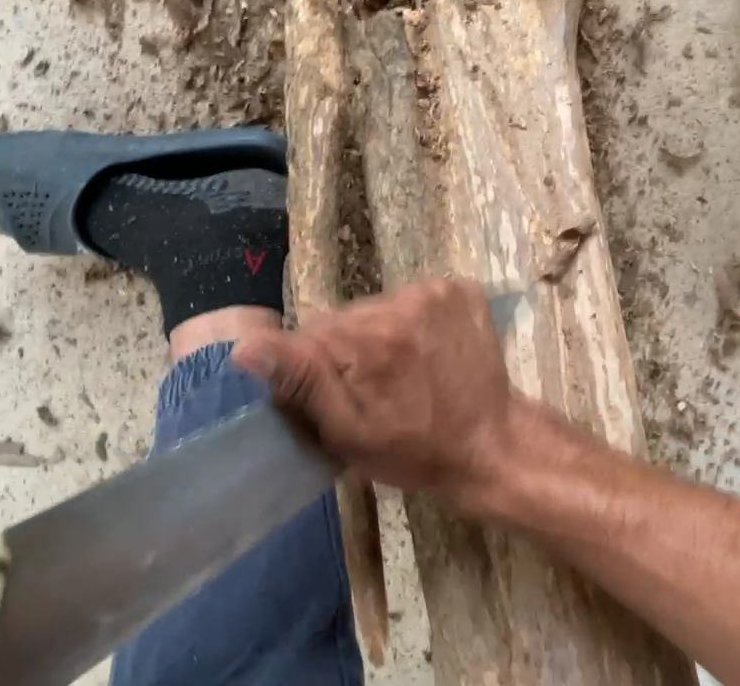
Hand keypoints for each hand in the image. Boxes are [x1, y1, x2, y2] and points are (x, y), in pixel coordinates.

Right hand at [234, 278, 520, 505]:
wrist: (493, 442)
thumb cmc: (415, 450)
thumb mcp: (348, 434)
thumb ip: (300, 383)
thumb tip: (247, 346)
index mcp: (369, 338)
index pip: (310, 335)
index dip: (315, 370)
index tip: (340, 398)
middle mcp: (402, 301)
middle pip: (345, 318)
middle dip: (347, 350)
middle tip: (374, 390)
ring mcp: (437, 290)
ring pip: (377, 307)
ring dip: (379, 334)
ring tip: (403, 372)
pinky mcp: (460, 288)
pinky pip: (413, 299)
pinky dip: (411, 322)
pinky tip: (426, 353)